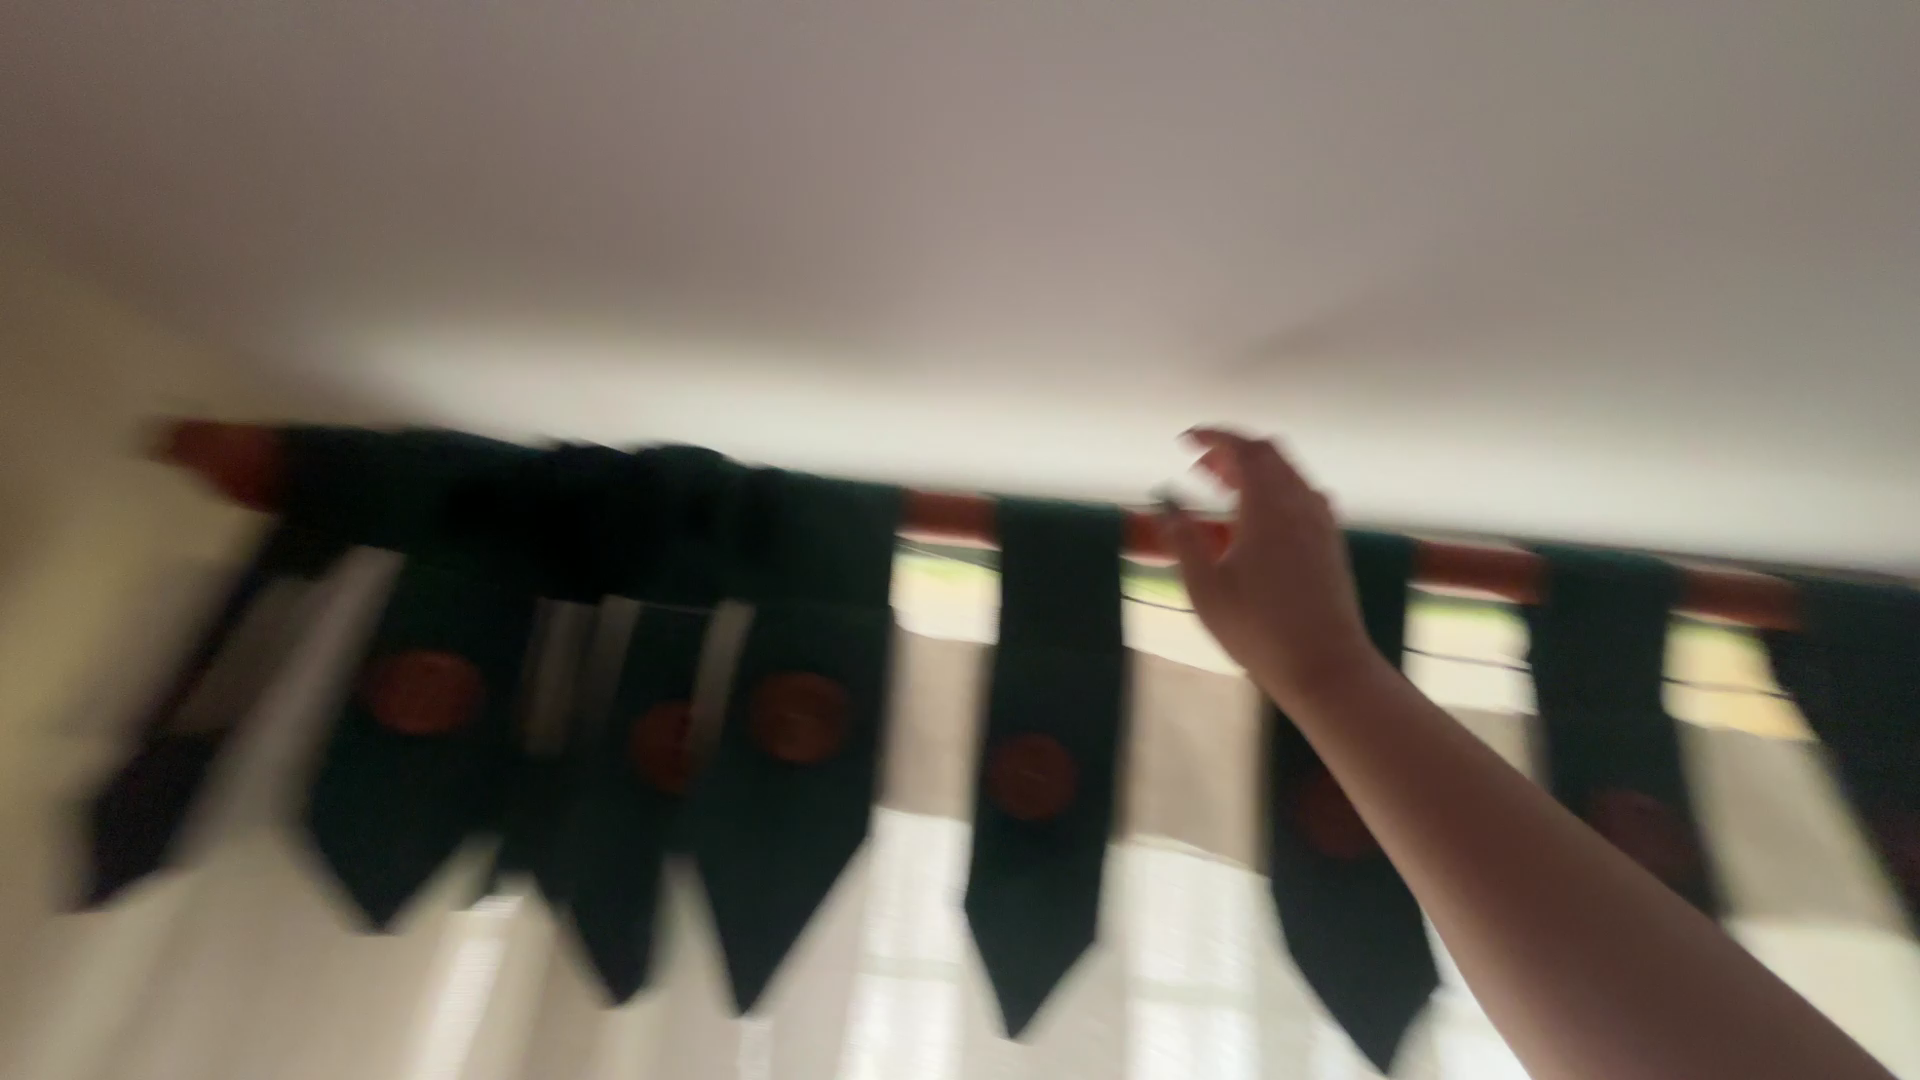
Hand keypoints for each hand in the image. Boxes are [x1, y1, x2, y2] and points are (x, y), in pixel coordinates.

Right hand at [1158, 428, 1382, 706]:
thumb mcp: (1205, 587)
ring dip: (1254, 468)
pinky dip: (1274, 487)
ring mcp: (1321, 521)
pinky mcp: (1331, 540)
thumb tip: (1164, 501)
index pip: (1242, 450)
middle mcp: (1300, 503)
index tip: (1185, 439)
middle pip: (1268, 454)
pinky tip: (1257, 515)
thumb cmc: (1257, 628)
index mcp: (1267, 507)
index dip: (1212, 437)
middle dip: (1231, 450)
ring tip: (1221, 486)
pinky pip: (1302, 493)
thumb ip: (1183, 538)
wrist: (1324, 665)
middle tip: (1198, 465)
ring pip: (1288, 472)